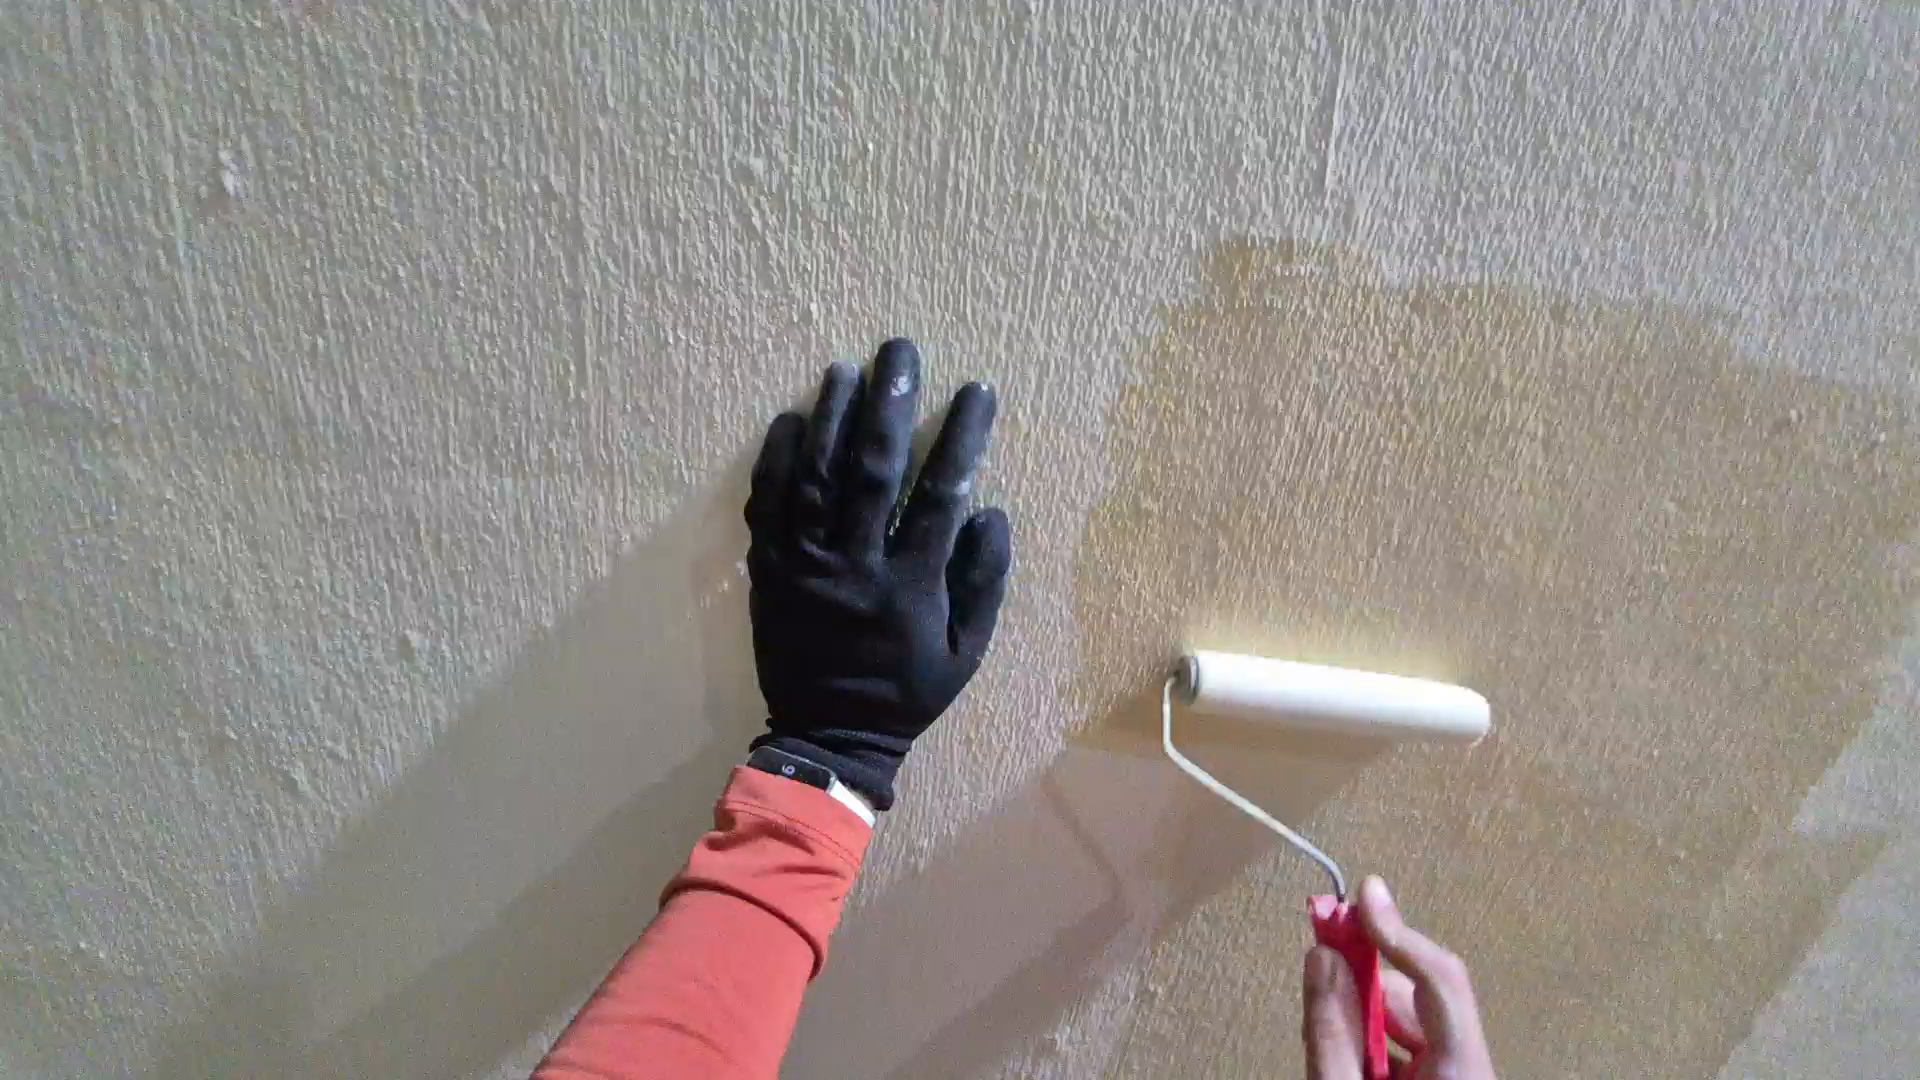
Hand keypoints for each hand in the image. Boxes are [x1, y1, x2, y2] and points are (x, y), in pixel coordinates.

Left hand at [744, 338, 1011, 810]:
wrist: (827, 736)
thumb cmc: (906, 693)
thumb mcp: (965, 653)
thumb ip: (984, 583)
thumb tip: (991, 512)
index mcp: (911, 583)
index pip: (941, 493)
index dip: (962, 437)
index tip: (977, 390)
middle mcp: (856, 564)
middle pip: (872, 470)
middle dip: (889, 403)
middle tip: (899, 350)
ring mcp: (805, 565)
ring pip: (815, 477)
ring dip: (830, 417)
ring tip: (845, 369)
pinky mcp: (770, 571)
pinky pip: (768, 507)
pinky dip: (776, 461)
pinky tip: (788, 420)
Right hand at [1304, 877, 1496, 1079]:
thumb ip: (1332, 1029)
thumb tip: (1323, 953)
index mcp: (1465, 1073)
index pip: (1442, 980)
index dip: (1400, 932)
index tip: (1362, 892)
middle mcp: (1474, 1069)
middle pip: (1420, 995)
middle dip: (1366, 979)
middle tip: (1319, 977)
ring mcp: (1464, 1076)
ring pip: (1413, 1018)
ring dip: (1365, 1011)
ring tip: (1329, 1044)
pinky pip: (1413, 1044)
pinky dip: (1376, 1037)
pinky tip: (1350, 1062)